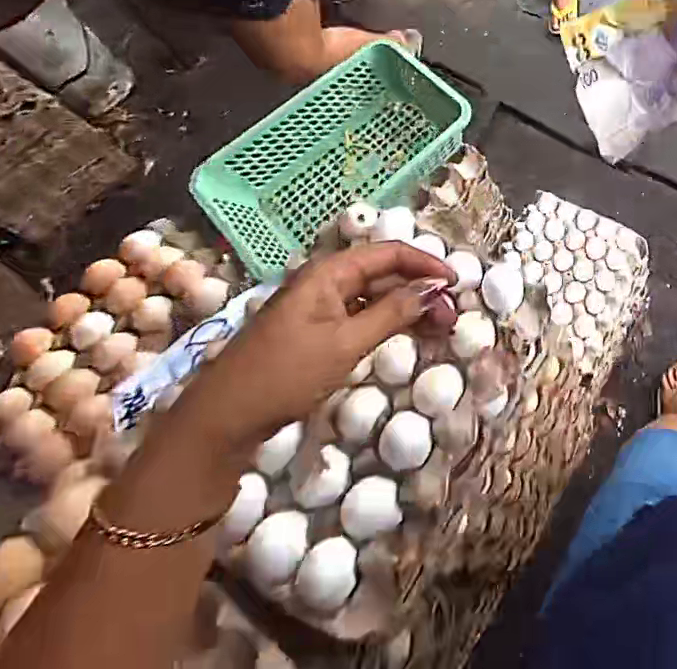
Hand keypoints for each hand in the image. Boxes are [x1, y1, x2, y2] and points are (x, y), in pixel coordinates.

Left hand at [169, 242, 456, 452]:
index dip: (425, 264)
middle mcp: (324, 282)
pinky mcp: (315, 331)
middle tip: (451, 313)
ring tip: (438, 327)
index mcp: (327, 273)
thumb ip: (392, 313)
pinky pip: (360, 316)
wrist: (221, 422)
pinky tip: (408, 335)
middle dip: (419, 288)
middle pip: (383, 273)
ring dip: (407, 307)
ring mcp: (318, 307)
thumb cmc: (284, 376)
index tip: (455, 282)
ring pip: (374, 296)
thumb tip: (432, 290)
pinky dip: (387, 323)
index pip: (388, 253)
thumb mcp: (346, 344)